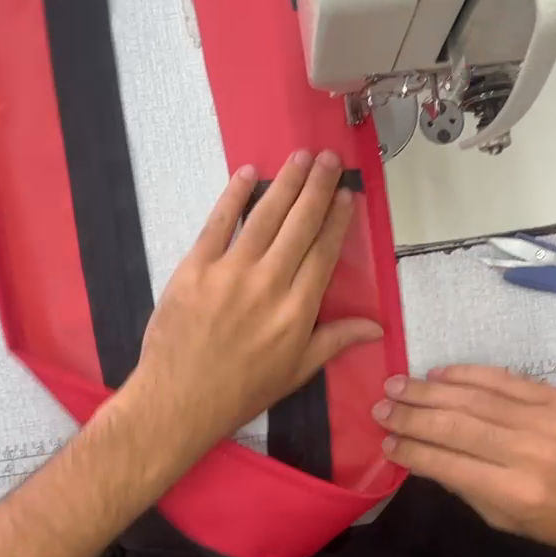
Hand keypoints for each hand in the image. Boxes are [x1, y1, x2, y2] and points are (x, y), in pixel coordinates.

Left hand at [122, 150, 383, 457]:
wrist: (179, 400)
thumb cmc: (241, 390)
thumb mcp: (296, 372)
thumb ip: (335, 340)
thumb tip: (376, 327)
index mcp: (298, 310)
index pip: (324, 252)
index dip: (337, 220)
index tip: (347, 195)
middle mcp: (269, 283)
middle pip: (299, 225)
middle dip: (318, 188)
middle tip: (329, 158)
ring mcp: (230, 272)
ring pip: (264, 217)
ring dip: (285, 183)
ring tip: (301, 157)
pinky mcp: (194, 268)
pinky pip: (217, 223)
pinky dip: (233, 197)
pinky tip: (247, 174)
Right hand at [375, 365, 555, 556]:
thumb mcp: (506, 520)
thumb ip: (463, 485)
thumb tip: (419, 454)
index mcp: (515, 492)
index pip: (447, 462)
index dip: (410, 450)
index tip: (384, 442)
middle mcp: (530, 451)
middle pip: (455, 424)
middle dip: (410, 415)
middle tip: (380, 408)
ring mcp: (547, 420)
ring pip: (474, 397)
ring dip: (429, 390)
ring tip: (397, 386)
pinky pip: (504, 379)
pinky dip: (467, 374)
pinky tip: (439, 375)